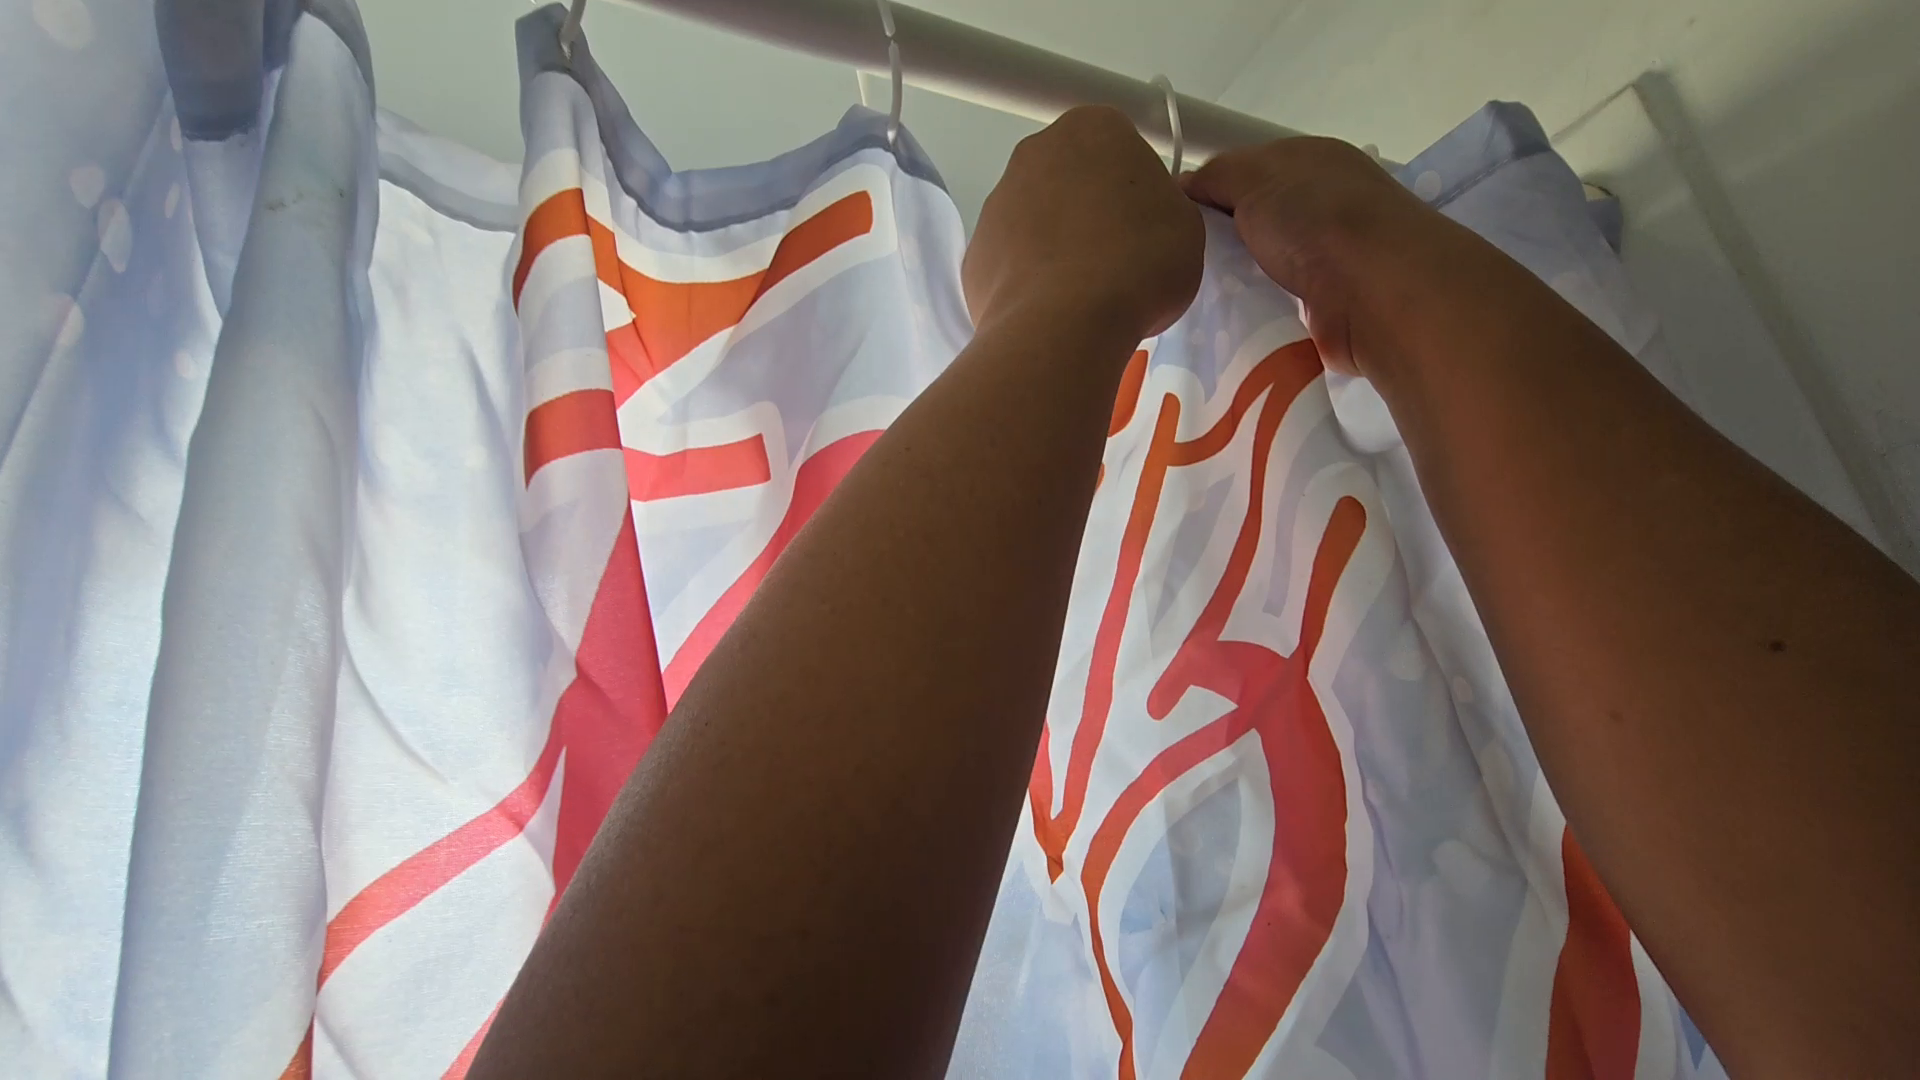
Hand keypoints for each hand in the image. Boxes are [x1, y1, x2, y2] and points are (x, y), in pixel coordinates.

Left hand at [964, 106, 1204, 344]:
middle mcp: (1034, 153)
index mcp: (1093, 128)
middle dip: (1086, 214)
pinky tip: (1048, 312)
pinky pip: (1008, 265)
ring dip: (1053, 249)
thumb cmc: (1138, 264)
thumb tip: (1140, 218)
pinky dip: (1025, 284)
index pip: (1118, 149)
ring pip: (1032, 222)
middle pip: (1068, 181)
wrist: (1065, 325)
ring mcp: (995, 204)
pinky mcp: (973, 256)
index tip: (1143, 228)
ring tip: (1080, 295)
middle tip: (1114, 262)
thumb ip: (1162, 206)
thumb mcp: (1185, 226)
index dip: (1134, 192)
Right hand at [1182, 137, 1456, 376]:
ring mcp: (1327, 255)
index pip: (1245, 172)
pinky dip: (1251, 310)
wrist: (1375, 292)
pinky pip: (1273, 303)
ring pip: (1259, 265)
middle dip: (1216, 242)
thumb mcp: (1254, 179)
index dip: (1207, 193)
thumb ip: (1215, 176)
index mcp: (1310, 162)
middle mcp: (1322, 204)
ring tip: (1190, 296)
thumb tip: (1181, 186)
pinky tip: (1223, 321)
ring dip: (1231, 281)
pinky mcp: (1324, 303)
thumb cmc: (1315, 221)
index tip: (1173, 222)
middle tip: (1175, 264)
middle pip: (1251, 222)